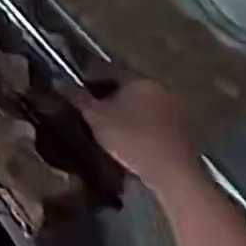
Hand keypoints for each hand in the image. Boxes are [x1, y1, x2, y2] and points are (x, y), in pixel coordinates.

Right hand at [72, 79, 201, 190]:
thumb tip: (59, 81)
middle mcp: (162, 90)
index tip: (77, 86)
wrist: (174, 176)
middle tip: (91, 106)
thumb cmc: (131, 138)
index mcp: (140, 79)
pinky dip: (141, 125)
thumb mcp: (94, 116)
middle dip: (109, 94)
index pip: (108, 69)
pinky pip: (155, 121)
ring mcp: (177, 111)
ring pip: (142, 104)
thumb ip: (77, 97)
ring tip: (108, 124)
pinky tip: (129, 137)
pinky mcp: (185, 133)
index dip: (89, 77)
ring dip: (126, 111)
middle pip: (127, 87)